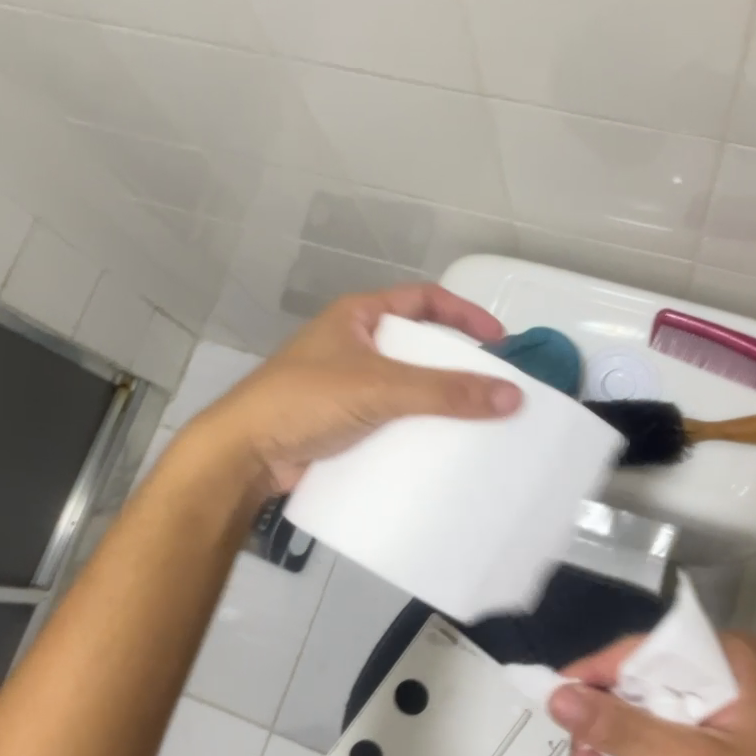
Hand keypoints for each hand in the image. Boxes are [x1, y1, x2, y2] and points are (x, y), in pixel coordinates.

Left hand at [185, 283, 523, 494]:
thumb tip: (512, 396)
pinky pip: (391, 422)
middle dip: (454, 367)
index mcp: (358, 317)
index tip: (499, 339)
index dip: (463, 314)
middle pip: (417, 348)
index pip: (422, 300)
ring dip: (436, 405)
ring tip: (474, 425)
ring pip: (406, 389)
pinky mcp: (343, 424)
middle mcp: (354, 346)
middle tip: (492, 388)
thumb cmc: (303, 401)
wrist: (243, 455)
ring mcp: (347, 387)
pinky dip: (415, 432)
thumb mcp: (379, 387)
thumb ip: (445, 391)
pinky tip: (437, 452)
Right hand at [548, 631, 755, 755]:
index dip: (595, 673)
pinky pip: (661, 721)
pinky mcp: (716, 726)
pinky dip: (633, 743)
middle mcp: (724, 665)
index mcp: (728, 655)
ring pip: (647, 699)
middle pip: (642, 673)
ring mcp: (722, 697)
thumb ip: (622, 729)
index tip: (553, 703)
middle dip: (602, 709)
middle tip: (574, 750)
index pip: (644, 649)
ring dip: (613, 730)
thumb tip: (554, 696)